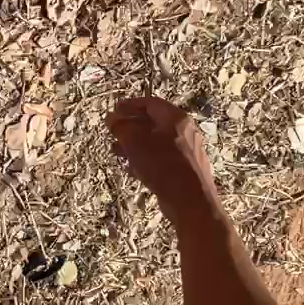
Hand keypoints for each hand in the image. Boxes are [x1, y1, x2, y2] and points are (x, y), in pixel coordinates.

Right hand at [107, 96, 218, 210]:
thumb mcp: (135, 142)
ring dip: (135, 144)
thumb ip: (121, 126)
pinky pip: (162, 157)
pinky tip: (132, 168)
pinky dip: (146, 158)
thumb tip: (112, 118)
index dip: (129, 105)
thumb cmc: (162, 165)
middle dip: (130, 126)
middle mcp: (185, 131)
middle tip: (114, 132)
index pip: (150, 103)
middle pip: (153, 122)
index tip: (114, 111)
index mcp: (176, 119)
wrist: (191, 201)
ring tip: (117, 151)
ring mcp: (187, 151)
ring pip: (156, 141)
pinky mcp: (186, 168)